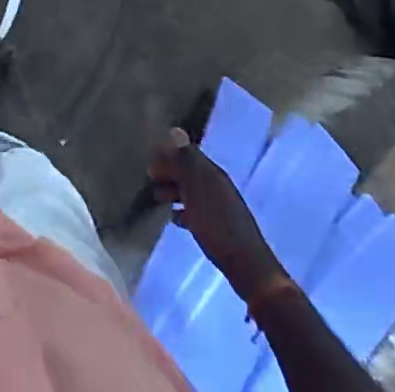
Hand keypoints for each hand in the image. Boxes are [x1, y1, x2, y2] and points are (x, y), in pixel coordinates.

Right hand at [147, 128, 285, 300]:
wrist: (246, 266)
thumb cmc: (217, 224)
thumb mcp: (197, 190)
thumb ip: (185, 161)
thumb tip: (175, 130)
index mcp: (213, 175)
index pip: (188, 153)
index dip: (168, 153)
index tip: (148, 156)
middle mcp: (217, 187)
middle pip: (189, 172)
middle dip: (168, 172)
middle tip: (148, 176)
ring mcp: (219, 207)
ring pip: (191, 191)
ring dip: (173, 191)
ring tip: (156, 198)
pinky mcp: (219, 226)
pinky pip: (196, 210)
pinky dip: (182, 210)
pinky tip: (174, 218)